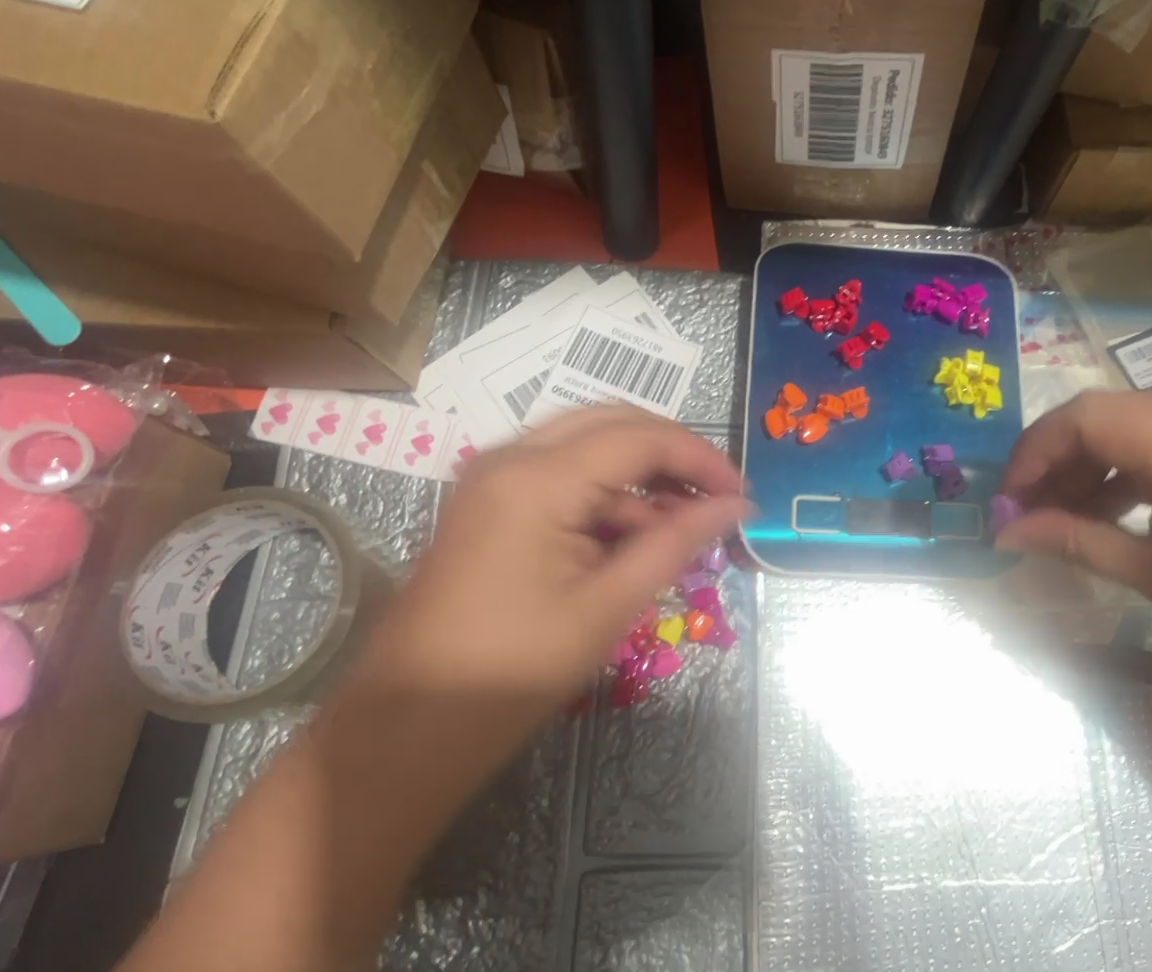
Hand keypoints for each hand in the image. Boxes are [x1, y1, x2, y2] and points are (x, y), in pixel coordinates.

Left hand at [343, 405, 747, 715]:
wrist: (407, 726)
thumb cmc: (513, 671)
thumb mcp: (608, 606)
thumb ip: (675, 543)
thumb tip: (735, 506)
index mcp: (537, 478)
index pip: (640, 437)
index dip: (701, 458)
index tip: (743, 496)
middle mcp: (510, 458)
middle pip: (612, 425)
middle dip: (672, 455)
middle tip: (718, 497)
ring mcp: (492, 479)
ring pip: (586, 446)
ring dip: (639, 476)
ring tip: (683, 527)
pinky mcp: (488, 505)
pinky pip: (560, 476)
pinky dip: (605, 496)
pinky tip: (635, 537)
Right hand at [998, 390, 1151, 710]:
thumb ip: (1077, 542)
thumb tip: (1004, 533)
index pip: (1089, 418)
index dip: (1034, 453)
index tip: (1004, 503)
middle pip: (1108, 415)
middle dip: (1055, 461)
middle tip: (1021, 514)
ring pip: (1134, 427)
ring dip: (1088, 468)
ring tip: (1057, 520)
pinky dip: (1127, 473)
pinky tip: (1106, 514)